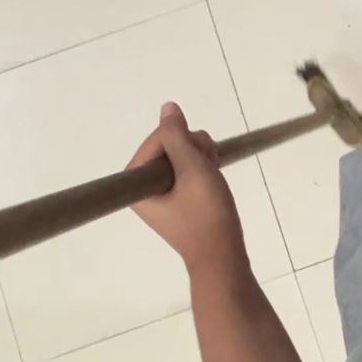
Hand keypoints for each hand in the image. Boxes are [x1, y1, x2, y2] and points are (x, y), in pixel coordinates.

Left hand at [129, 103, 245, 274]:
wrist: (223, 253)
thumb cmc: (206, 213)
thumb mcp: (193, 169)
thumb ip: (178, 137)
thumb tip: (167, 107)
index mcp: (138, 184)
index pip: (157, 140)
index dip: (182, 140)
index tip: (200, 157)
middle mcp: (143, 187)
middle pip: (167, 145)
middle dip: (193, 148)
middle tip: (209, 166)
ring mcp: (159, 192)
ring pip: (179, 153)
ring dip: (200, 155)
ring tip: (213, 173)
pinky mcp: (174, 196)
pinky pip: (184, 167)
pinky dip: (201, 165)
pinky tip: (212, 175)